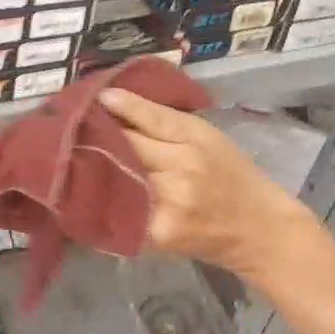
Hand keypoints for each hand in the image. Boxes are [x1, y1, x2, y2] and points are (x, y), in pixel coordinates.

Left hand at [98, 88, 328, 281]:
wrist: (260, 231)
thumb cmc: (232, 174)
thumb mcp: (207, 135)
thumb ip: (163, 119)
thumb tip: (113, 99)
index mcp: (196, 141)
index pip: (149, 119)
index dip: (121, 107)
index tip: (98, 97)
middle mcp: (181, 173)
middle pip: (127, 146)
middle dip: (100, 134)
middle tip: (76, 124)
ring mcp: (168, 207)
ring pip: (117, 177)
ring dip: (94, 164)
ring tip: (75, 153)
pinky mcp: (157, 235)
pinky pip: (119, 211)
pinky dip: (101, 199)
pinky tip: (86, 189)